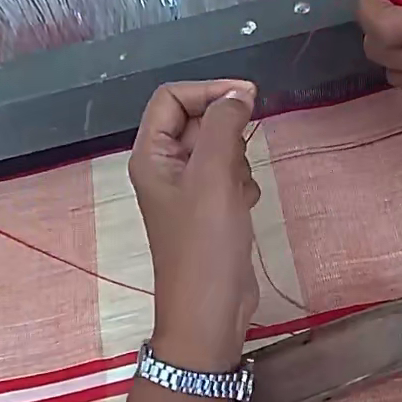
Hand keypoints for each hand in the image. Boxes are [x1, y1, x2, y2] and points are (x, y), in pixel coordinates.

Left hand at [128, 80, 261, 372]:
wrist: (211, 310)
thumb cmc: (205, 245)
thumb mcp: (214, 176)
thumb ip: (224, 125)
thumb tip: (239, 93)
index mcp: (151, 156)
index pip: (172, 98)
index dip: (209, 91)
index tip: (249, 99)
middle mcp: (165, 170)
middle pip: (198, 123)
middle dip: (227, 135)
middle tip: (241, 159)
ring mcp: (187, 193)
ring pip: (219, 151)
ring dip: (238, 162)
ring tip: (239, 191)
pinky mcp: (209, 212)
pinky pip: (229, 178)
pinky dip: (241, 185)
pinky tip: (245, 206)